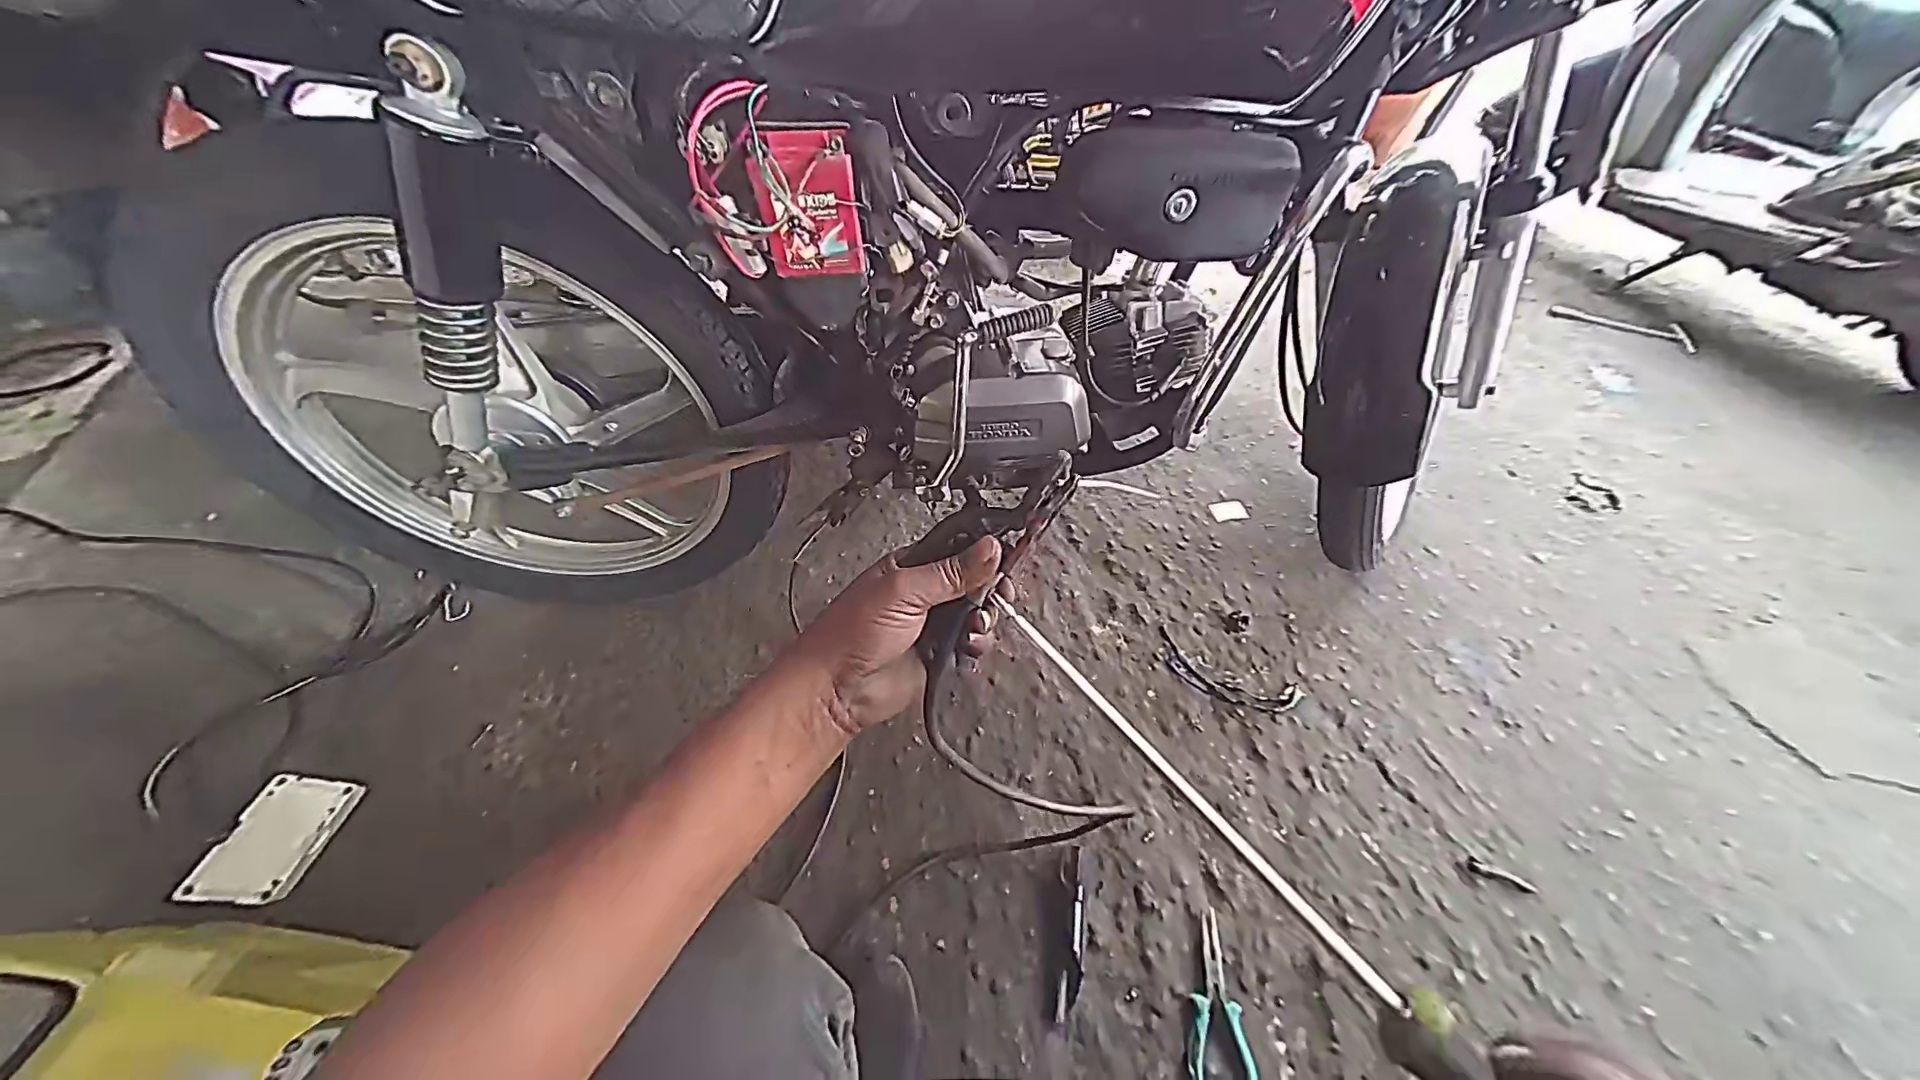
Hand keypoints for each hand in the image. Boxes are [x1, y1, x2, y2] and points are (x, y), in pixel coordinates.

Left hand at [785, 536, 1005, 734]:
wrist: (838, 688)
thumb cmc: (851, 634)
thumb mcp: (905, 590)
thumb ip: (952, 571)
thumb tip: (989, 549)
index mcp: (912, 566)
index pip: (958, 549)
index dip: (985, 552)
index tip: (1008, 556)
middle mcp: (924, 593)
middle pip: (974, 582)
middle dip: (990, 588)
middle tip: (997, 594)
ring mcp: (932, 624)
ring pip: (977, 613)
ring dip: (984, 619)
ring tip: (973, 626)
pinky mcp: (938, 653)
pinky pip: (971, 644)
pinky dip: (976, 645)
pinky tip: (967, 646)